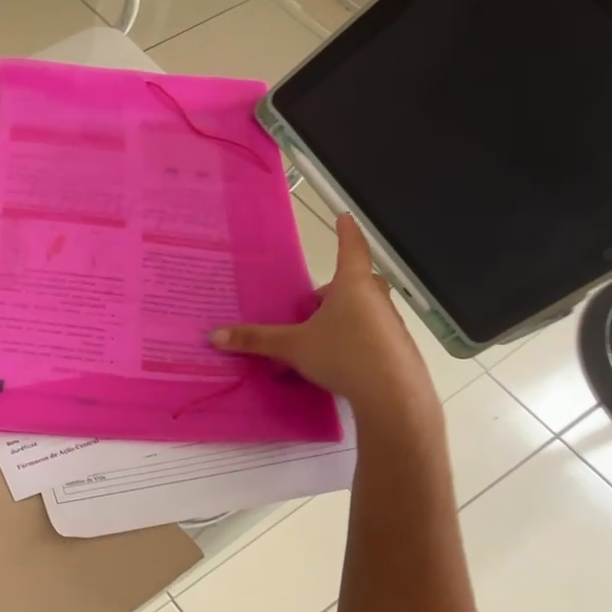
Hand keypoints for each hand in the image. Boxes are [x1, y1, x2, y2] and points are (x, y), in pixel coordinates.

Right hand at [211, 215, 437, 423]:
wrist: (392, 394)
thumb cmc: (342, 355)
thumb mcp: (292, 347)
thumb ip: (256, 340)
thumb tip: (215, 336)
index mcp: (352, 285)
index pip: (350, 249)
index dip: (346, 232)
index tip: (344, 217)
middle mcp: (375, 298)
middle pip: (358, 280)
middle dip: (337, 287)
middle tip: (314, 302)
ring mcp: (389, 322)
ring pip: (365, 307)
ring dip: (344, 314)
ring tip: (319, 336)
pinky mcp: (395, 347)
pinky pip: (372, 332)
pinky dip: (355, 337)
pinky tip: (337, 359)